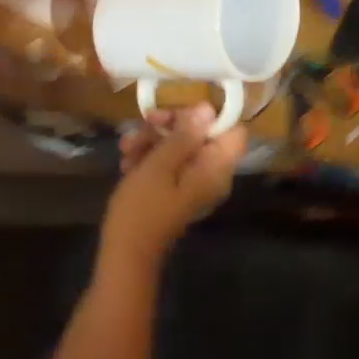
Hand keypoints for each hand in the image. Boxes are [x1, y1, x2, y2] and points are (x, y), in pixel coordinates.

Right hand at [107, 105, 247, 262]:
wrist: (127, 250)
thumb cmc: (142, 208)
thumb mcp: (158, 167)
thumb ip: (183, 137)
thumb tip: (206, 108)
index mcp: (216, 169)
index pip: (231, 130)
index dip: (205, 116)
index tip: (173, 115)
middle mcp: (211, 174)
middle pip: (202, 136)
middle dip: (169, 128)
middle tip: (141, 127)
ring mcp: (193, 183)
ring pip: (181, 148)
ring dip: (152, 142)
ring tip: (126, 149)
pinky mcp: (176, 190)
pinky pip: (170, 164)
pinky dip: (149, 159)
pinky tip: (127, 162)